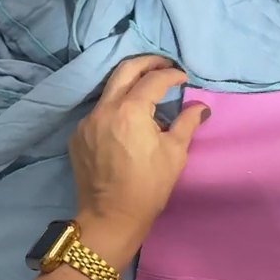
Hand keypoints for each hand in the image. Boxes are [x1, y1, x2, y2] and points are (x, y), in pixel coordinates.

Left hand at [69, 55, 210, 262]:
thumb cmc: (148, 187)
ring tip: (148, 89)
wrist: (110, 217)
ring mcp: (87, 121)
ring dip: (130, 84)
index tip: (183, 78)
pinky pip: (99, 111)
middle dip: (147, 62)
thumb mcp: (174, 153)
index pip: (153, 79)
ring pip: (109, 90)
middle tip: (164, 65)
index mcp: (130, 111)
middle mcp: (104, 109)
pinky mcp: (78, 135)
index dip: (171, 75)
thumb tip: (200, 107)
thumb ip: (186, 123)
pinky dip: (116, 107)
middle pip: (125, 70)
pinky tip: (128, 120)